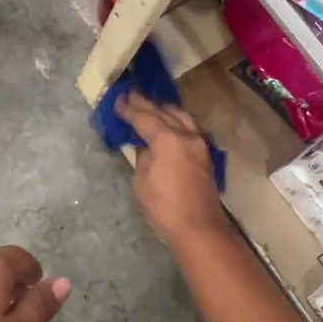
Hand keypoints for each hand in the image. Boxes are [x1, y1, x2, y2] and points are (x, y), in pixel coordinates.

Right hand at [115, 92, 229, 247]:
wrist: (199, 227)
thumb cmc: (164, 207)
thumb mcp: (142, 181)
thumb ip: (143, 158)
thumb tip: (147, 148)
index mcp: (167, 139)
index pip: (144, 118)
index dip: (129, 109)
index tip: (118, 100)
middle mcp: (185, 135)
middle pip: (163, 113)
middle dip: (146, 103)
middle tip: (131, 93)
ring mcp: (199, 143)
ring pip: (181, 116)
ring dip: (165, 109)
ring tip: (152, 104)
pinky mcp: (205, 154)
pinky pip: (189, 127)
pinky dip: (177, 120)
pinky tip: (171, 121)